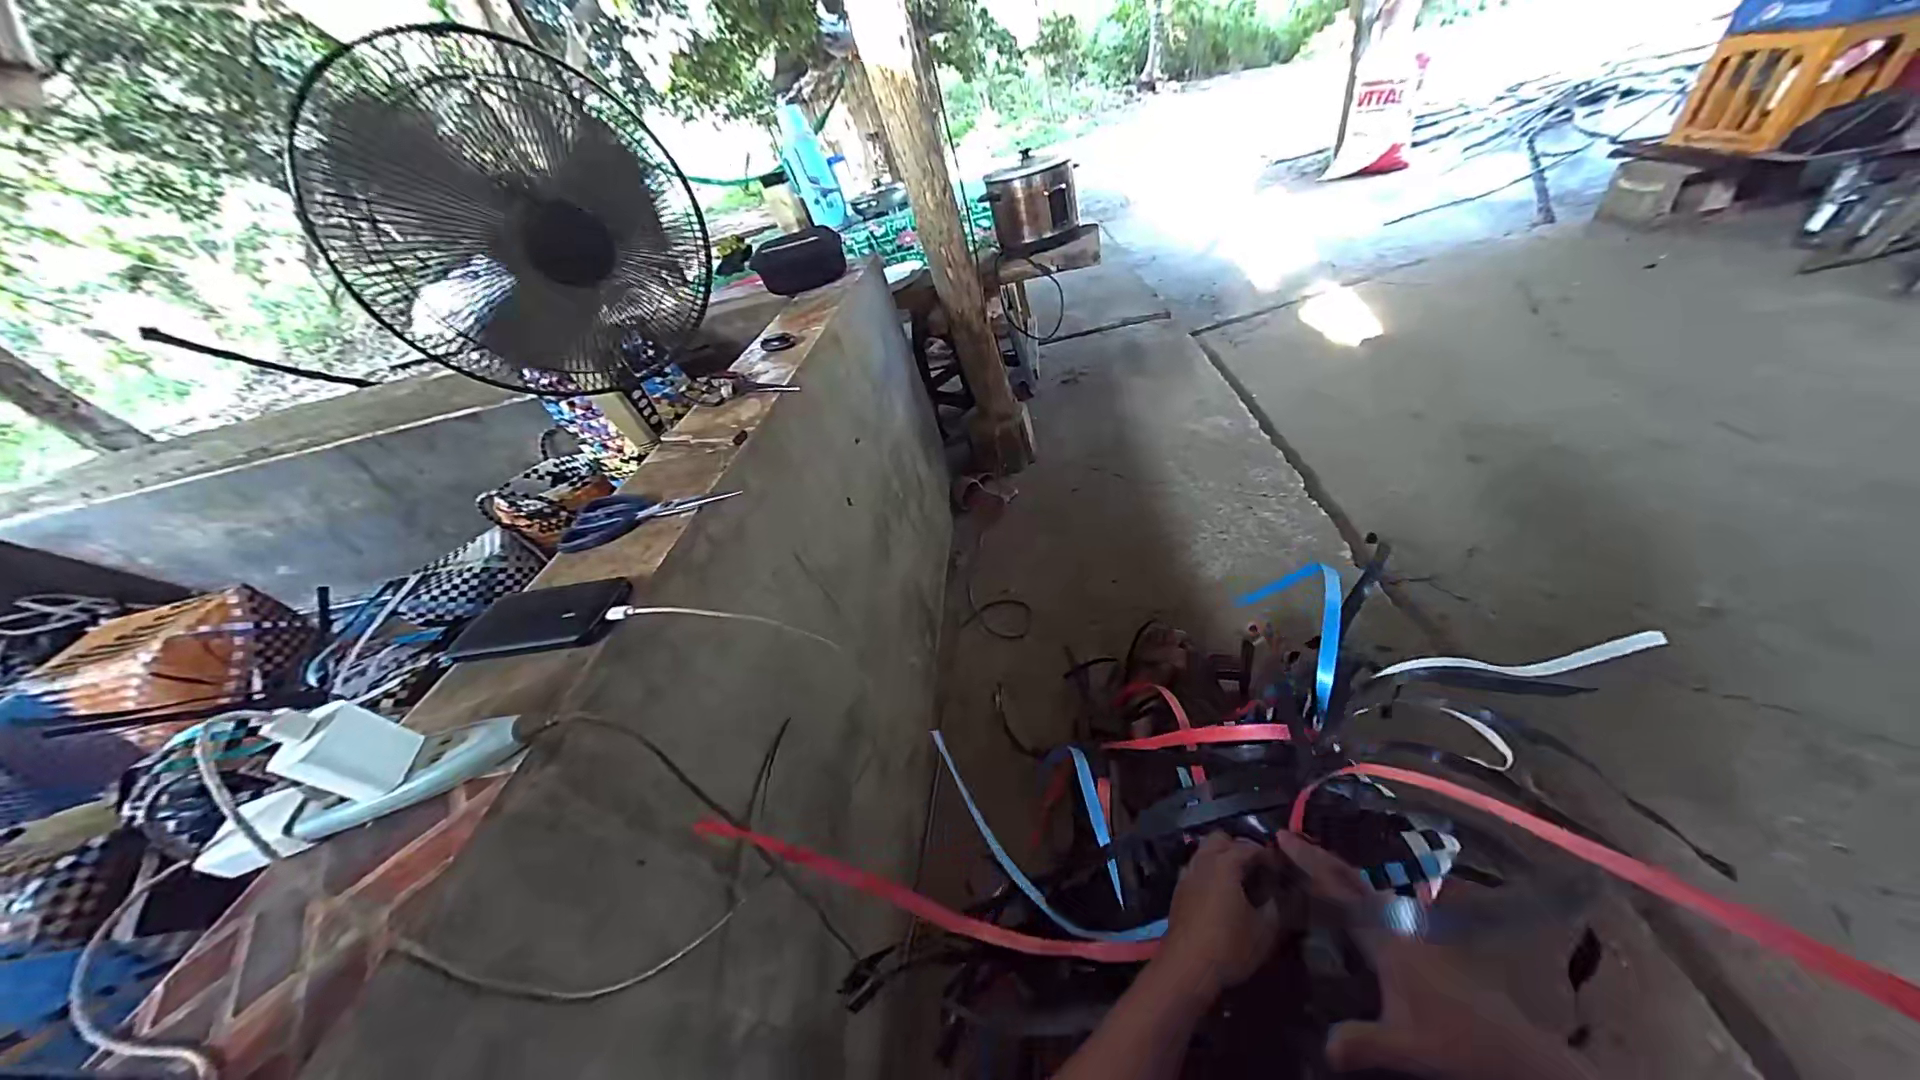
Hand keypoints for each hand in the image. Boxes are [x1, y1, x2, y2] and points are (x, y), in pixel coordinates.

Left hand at [1150, 833, 1281, 998]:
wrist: (1187, 965)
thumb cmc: (1230, 946)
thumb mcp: (1265, 929)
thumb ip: (1276, 905)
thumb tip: (1281, 891)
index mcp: (1224, 864)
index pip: (1249, 848)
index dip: (1268, 855)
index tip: (1282, 867)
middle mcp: (1202, 861)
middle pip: (1221, 839)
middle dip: (1241, 847)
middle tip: (1260, 868)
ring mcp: (1187, 873)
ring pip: (1205, 850)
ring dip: (1223, 856)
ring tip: (1242, 877)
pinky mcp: (1179, 888)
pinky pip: (1196, 866)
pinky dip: (1210, 868)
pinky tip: (1221, 889)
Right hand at [1272, 833, 1597, 1079]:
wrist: (1519, 1055)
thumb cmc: (1458, 1042)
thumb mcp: (1405, 1046)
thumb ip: (1361, 1042)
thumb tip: (1322, 1045)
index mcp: (1387, 940)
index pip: (1341, 891)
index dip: (1310, 863)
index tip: (1282, 837)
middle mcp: (1400, 927)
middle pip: (1355, 880)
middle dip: (1322, 858)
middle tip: (1291, 841)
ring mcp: (1417, 934)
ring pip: (1372, 890)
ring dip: (1342, 873)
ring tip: (1317, 865)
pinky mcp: (1428, 946)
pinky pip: (1383, 905)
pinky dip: (1361, 893)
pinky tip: (1359, 903)